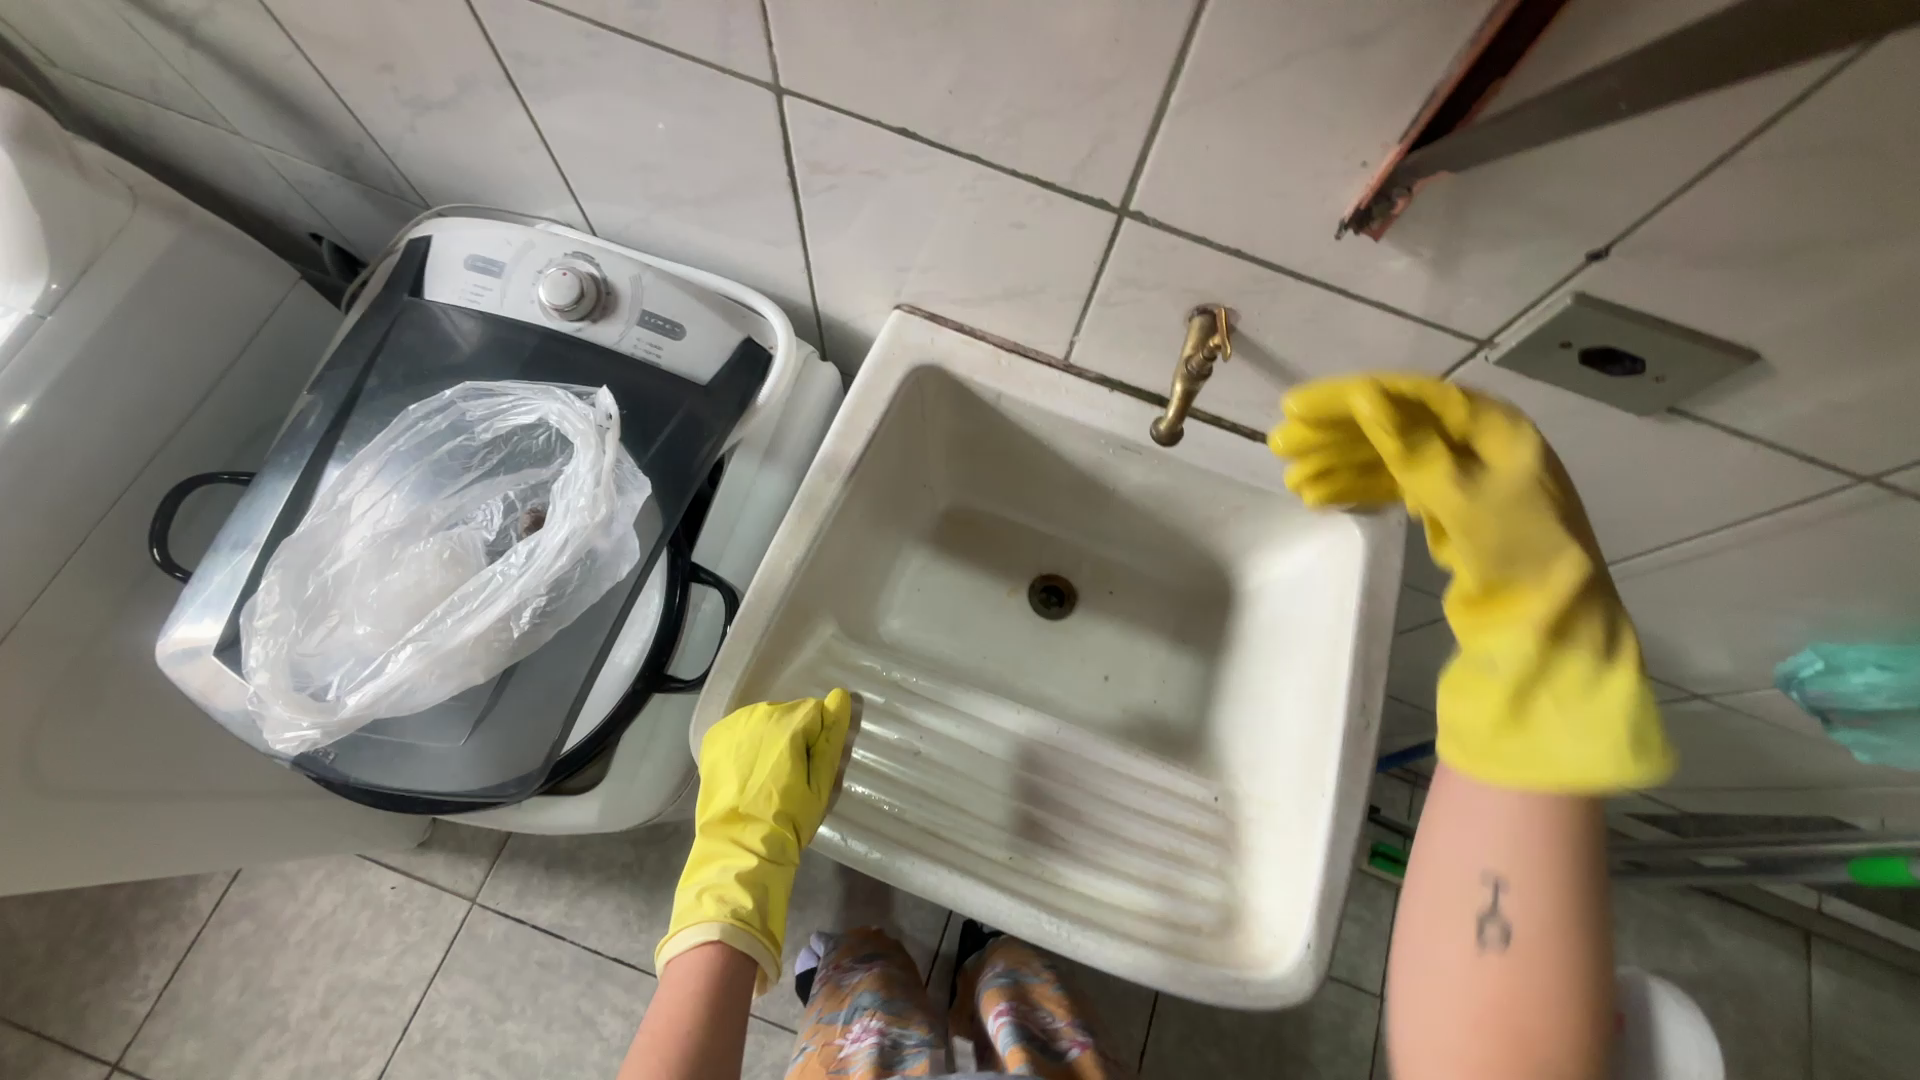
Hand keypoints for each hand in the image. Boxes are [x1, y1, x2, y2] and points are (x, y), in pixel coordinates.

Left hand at [655, 690, 851, 993]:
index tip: (808, 769)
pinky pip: (742, 729)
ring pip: (765, 720)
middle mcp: (758, 712)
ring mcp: (733, 723)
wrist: (739, 847)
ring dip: (770, 738)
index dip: (817, 741)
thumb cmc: (788, 818)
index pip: (817, 712)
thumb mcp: (821, 782)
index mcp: (788, 721)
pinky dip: (747, 743)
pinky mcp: (714, 737)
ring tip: (766, 776)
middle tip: (789, 776)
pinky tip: (746, 771)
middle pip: (789, 713)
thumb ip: (831, 736)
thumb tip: (840, 695)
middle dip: (793, 736)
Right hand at [1270, 375, 1672, 792]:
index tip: (1294, 407)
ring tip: (1292, 481)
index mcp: (1493, 427)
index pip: (1409, 396)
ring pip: (1387, 458)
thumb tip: (1365, 397)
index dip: (1347, 397)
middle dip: (1334, 434)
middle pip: (1393, 424)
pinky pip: (1393, 487)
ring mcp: (1461, 476)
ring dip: (1338, 465)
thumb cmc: (1517, 553)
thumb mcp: (1463, 497)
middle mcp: (1476, 442)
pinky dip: (1356, 490)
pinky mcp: (1448, 508)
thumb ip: (1412, 448)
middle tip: (1279, 446)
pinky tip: (1319, 498)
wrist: (1549, 624)